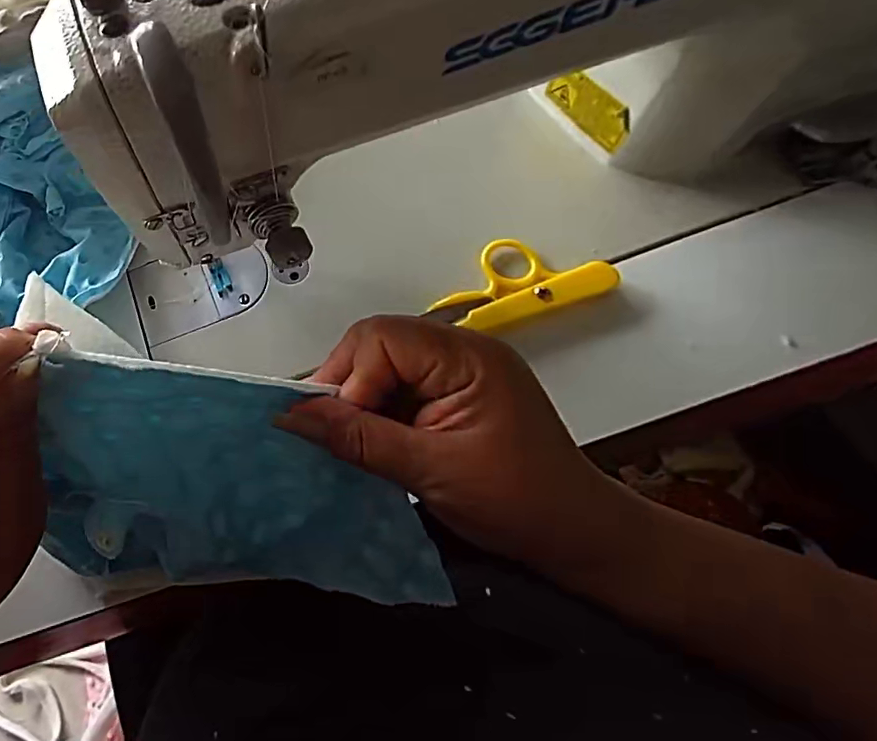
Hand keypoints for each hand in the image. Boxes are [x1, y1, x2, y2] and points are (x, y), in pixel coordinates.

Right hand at [276, 315, 630, 571]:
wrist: (581, 537)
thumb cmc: (523, 505)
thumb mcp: (432, 473)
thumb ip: (360, 439)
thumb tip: (295, 416)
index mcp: (466, 357)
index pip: (381, 338)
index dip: (350, 377)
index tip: (335, 425)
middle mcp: (460, 350)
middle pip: (376, 343)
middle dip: (347, 384)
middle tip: (331, 431)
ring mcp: (456, 369)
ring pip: (379, 363)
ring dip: (359, 400)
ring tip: (353, 441)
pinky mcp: (450, 390)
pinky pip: (395, 383)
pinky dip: (376, 410)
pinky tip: (373, 440)